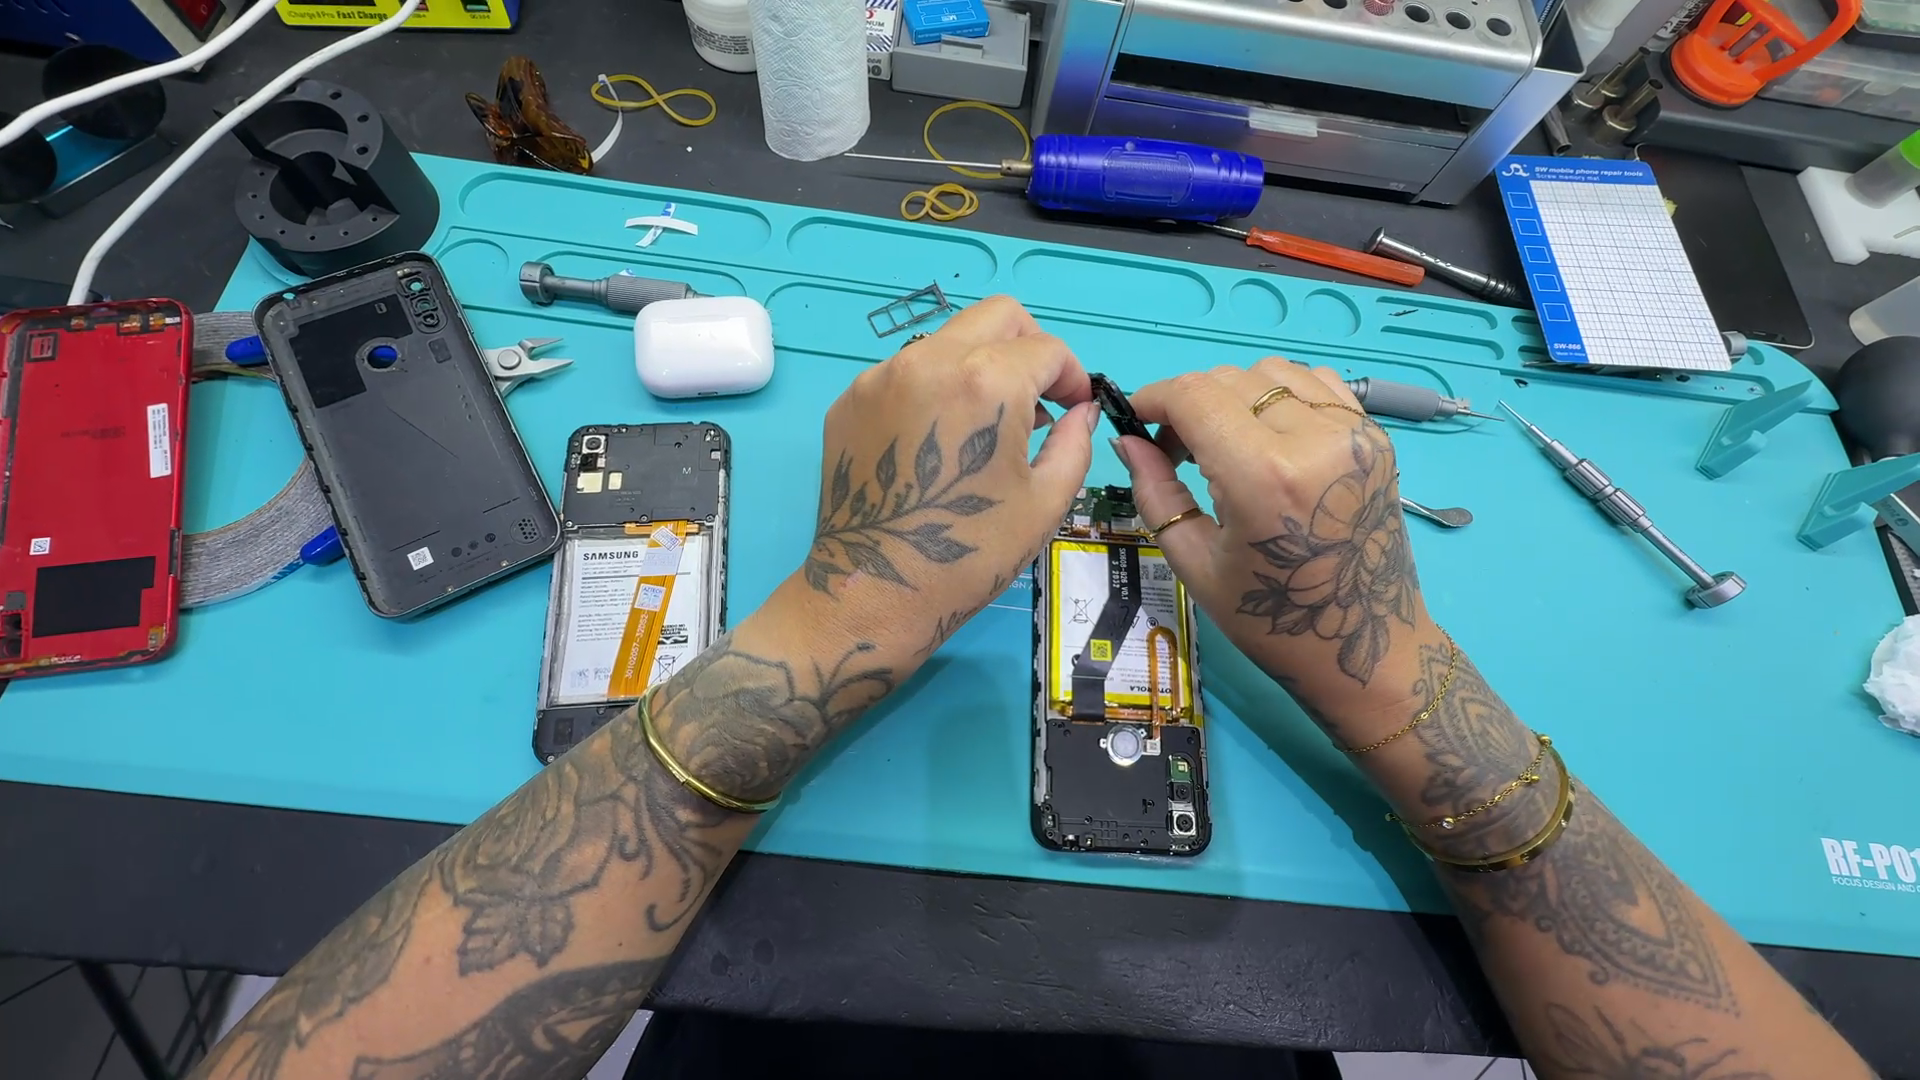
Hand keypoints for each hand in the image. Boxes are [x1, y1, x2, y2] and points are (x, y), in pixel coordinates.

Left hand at [790, 296, 1097, 658]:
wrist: (872, 594)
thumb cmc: (970, 555)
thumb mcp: (1045, 502)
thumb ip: (1075, 441)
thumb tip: (1080, 411)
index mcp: (985, 382)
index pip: (1047, 348)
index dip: (1072, 377)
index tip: (1073, 409)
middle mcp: (928, 360)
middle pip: (997, 317)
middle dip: (1030, 347)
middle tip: (1038, 397)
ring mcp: (880, 376)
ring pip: (948, 340)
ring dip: (981, 364)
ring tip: (985, 425)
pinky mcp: (849, 400)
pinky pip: (907, 371)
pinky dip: (935, 388)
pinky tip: (936, 443)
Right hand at [1118, 359, 1430, 704]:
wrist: (1362, 645)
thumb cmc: (1267, 618)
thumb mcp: (1193, 560)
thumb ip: (1155, 490)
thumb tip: (1126, 441)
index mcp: (1262, 475)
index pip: (1193, 396)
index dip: (1152, 397)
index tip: (1135, 420)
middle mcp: (1312, 437)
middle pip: (1227, 379)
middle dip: (1186, 403)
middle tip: (1174, 449)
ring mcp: (1352, 431)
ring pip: (1269, 372)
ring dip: (1230, 394)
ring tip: (1221, 441)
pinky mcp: (1373, 435)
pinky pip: (1313, 382)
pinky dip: (1277, 395)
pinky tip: (1265, 435)